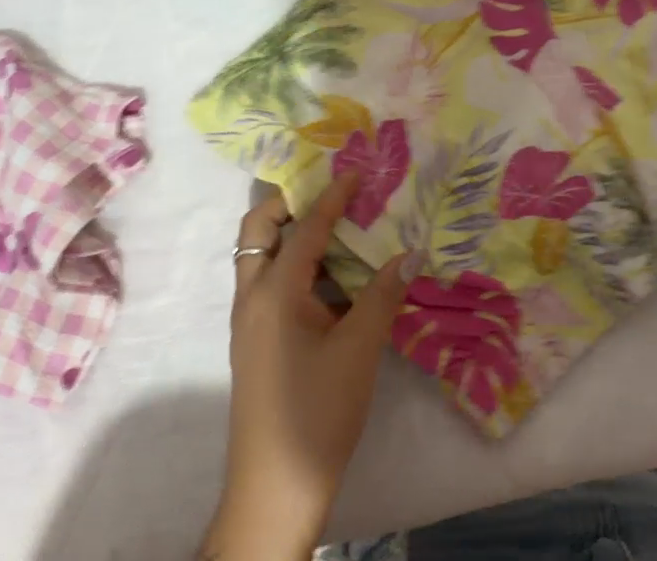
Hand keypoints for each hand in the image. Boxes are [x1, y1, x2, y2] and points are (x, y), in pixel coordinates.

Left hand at [199, 174, 418, 559]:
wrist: (276, 484)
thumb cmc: (319, 409)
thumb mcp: (359, 349)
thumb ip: (382, 294)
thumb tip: (407, 252)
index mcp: (274, 292)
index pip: (305, 228)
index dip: (332, 197)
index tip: (355, 171)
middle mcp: (252, 298)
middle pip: (258, 230)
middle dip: (289, 203)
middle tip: (329, 193)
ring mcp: (250, 321)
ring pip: (261, 258)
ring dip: (292, 234)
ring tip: (337, 226)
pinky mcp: (257, 342)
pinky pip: (270, 284)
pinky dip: (296, 266)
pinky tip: (334, 277)